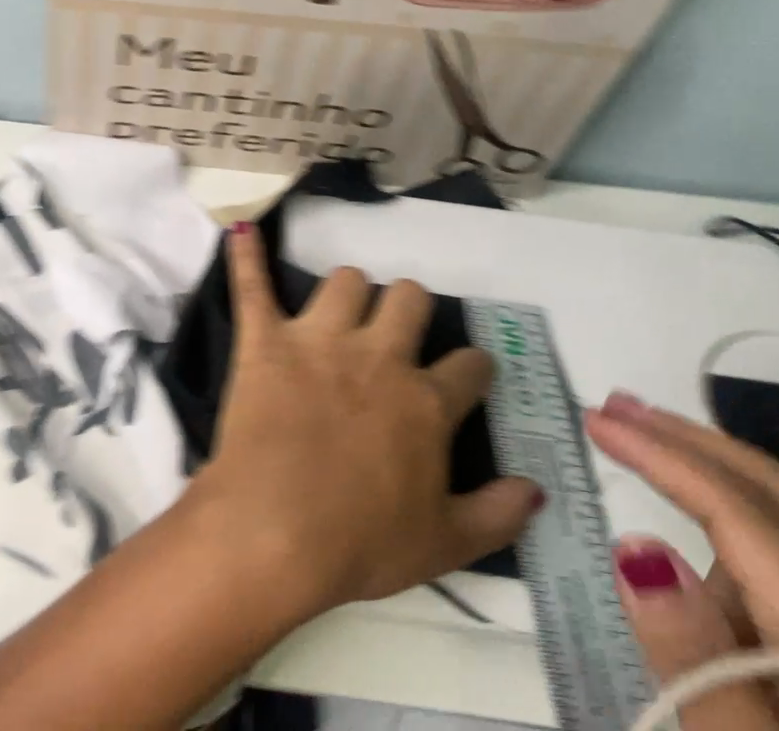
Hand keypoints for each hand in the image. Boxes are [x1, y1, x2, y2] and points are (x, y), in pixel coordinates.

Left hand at [187, 225, 542, 615]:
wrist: (273, 531)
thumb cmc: (359, 543)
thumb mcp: (445, 544)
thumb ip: (497, 514)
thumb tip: (535, 490)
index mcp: (426, 403)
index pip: (468, 366)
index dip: (471, 370)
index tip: (466, 377)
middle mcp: (378, 357)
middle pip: (408, 299)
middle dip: (408, 310)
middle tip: (395, 335)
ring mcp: (317, 341)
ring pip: (345, 281)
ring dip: (347, 293)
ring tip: (339, 314)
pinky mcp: (264, 341)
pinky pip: (254, 286)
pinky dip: (246, 257)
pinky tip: (243, 232)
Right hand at [588, 392, 778, 730]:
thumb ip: (694, 661)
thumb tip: (637, 548)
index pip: (745, 512)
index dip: (665, 454)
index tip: (595, 418)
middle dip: (696, 440)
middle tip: (618, 407)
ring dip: (718, 496)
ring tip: (646, 534)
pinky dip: (748, 553)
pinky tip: (712, 605)